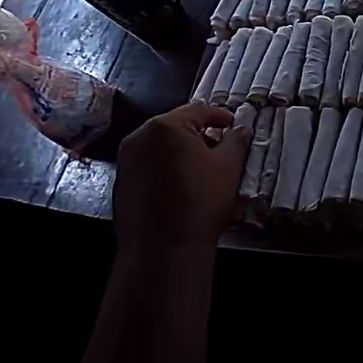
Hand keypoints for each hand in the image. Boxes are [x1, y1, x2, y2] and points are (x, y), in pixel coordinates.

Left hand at [114, 104, 250, 256]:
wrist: (163, 251)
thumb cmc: (199, 203)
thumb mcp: (227, 168)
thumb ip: (236, 142)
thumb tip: (241, 129)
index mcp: (164, 127)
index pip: (196, 111)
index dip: (218, 116)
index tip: (232, 124)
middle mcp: (139, 137)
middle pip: (174, 127)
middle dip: (198, 136)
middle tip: (219, 149)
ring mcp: (126, 161)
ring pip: (159, 147)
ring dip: (180, 153)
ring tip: (201, 170)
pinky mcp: (121, 183)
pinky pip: (147, 166)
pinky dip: (164, 169)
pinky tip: (180, 187)